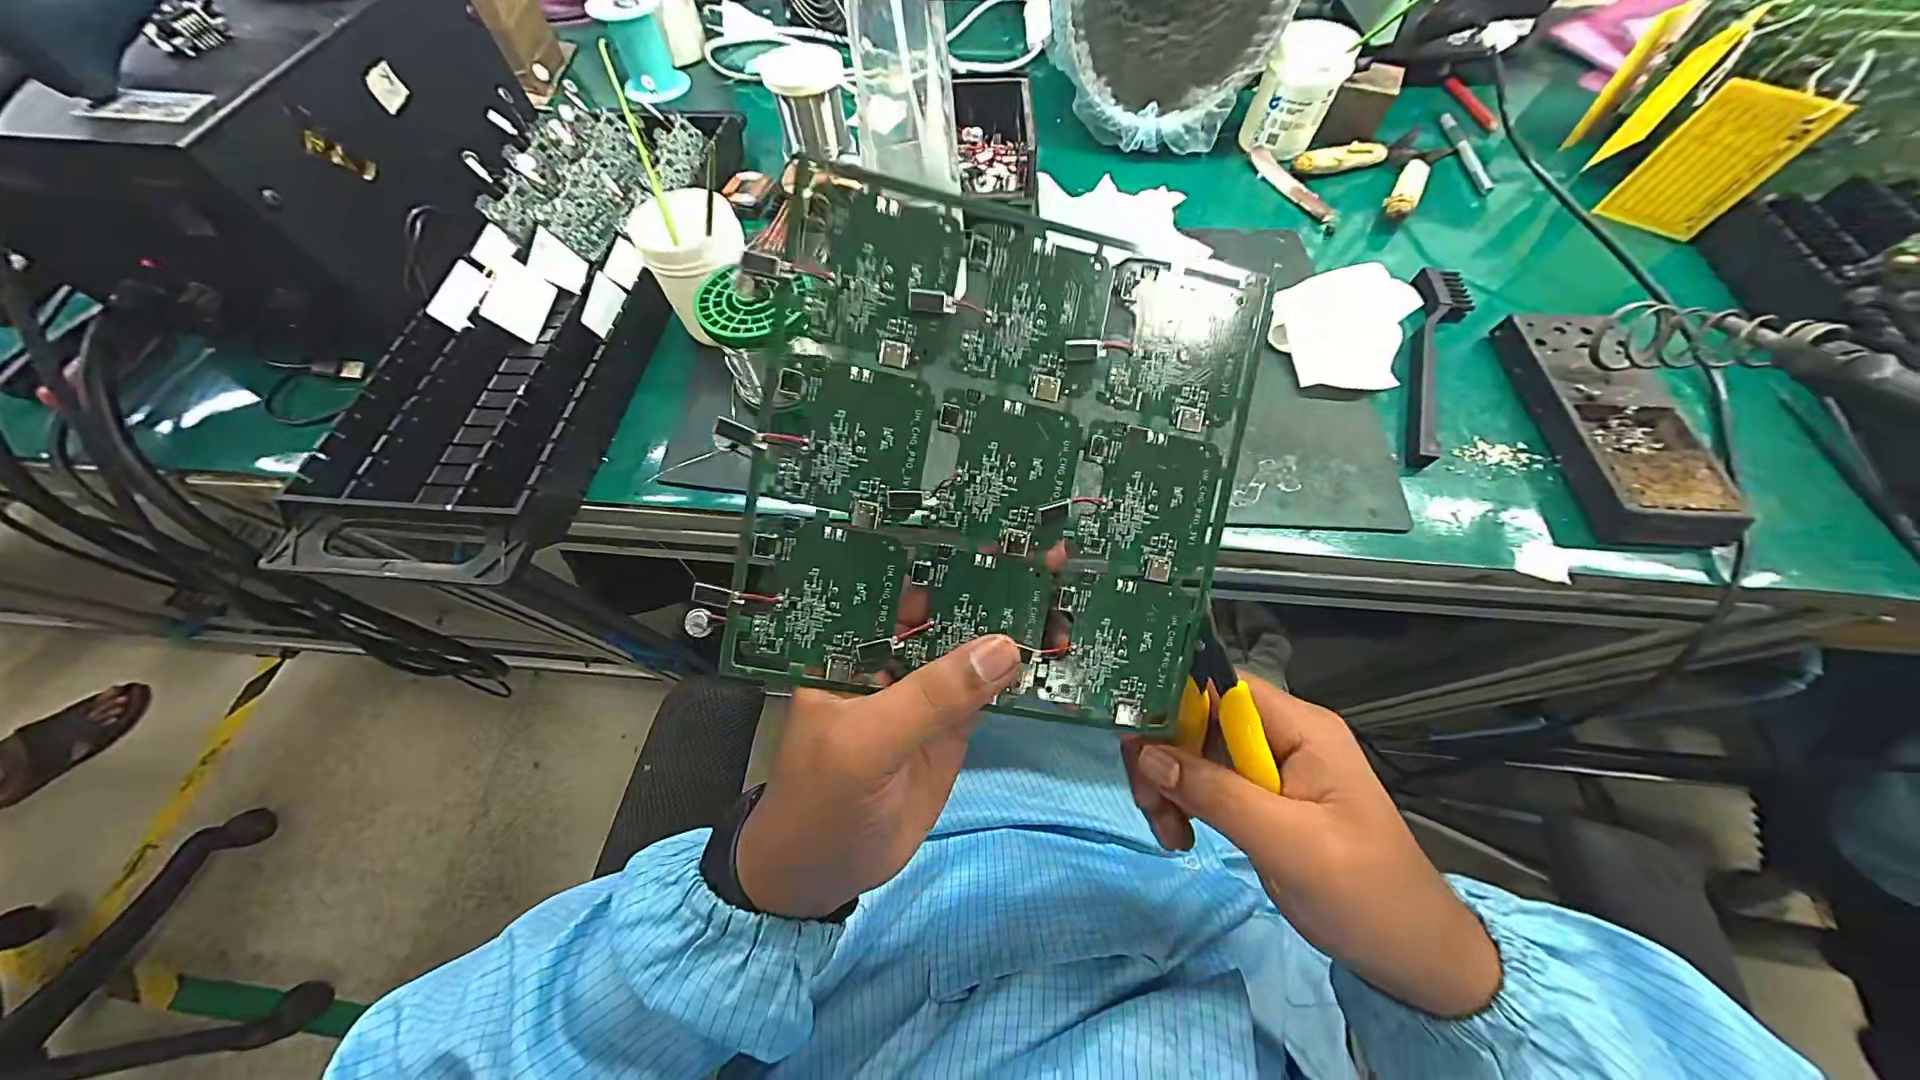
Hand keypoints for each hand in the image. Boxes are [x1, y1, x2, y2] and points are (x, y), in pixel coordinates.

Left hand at [737, 540, 1070, 917]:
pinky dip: (1018, 667)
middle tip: (1041, 551)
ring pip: (971, 645)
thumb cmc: (823, 798)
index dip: (940, 556)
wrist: (824, 873)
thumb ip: (932, 697)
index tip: (989, 530)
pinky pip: (989, 686)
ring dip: (1009, 619)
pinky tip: (1049, 641)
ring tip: (1057, 585)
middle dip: (986, 581)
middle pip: (942, 608)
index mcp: (851, 643)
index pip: (896, 584)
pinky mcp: (953, 722)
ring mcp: (926, 687)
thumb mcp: (869, 741)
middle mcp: (889, 654)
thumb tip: (1003, 646)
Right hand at [1122, 675, 1501, 1017]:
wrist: (1415, 958)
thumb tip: (1148, 753)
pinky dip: (1181, 802)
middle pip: (1197, 717)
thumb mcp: (1290, 845)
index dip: (1173, 699)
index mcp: (1300, 728)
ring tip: (1168, 831)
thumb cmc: (1367, 895)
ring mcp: (1267, 766)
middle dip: (1165, 754)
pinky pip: (1202, 781)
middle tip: (1150, 802)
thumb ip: (1217, 794)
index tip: (1137, 738)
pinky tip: (1179, 834)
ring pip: (1192, 750)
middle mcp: (1280, 735)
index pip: (1220, 685)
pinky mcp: (1257, 796)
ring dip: (1168, 784)